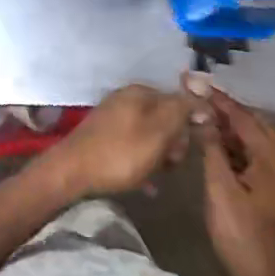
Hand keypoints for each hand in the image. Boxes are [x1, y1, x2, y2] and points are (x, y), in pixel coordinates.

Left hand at [38, 84, 191, 198]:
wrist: (71, 173)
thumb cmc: (120, 153)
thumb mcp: (158, 132)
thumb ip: (181, 111)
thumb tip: (203, 97)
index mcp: (140, 92)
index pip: (178, 101)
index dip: (187, 127)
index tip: (183, 151)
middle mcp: (126, 98)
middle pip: (164, 118)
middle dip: (171, 144)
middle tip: (168, 165)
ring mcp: (113, 117)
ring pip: (149, 135)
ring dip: (158, 156)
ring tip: (154, 177)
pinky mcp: (103, 136)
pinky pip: (132, 147)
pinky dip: (141, 163)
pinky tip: (144, 183)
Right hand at [192, 80, 274, 275]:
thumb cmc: (241, 237)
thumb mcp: (220, 190)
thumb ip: (212, 149)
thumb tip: (203, 113)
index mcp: (270, 160)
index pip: (243, 117)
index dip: (218, 98)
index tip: (193, 81)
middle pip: (252, 124)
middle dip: (225, 108)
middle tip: (195, 95)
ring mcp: (273, 180)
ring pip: (250, 141)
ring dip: (227, 126)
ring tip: (197, 114)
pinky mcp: (265, 193)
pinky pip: (247, 156)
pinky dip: (229, 144)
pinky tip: (209, 145)